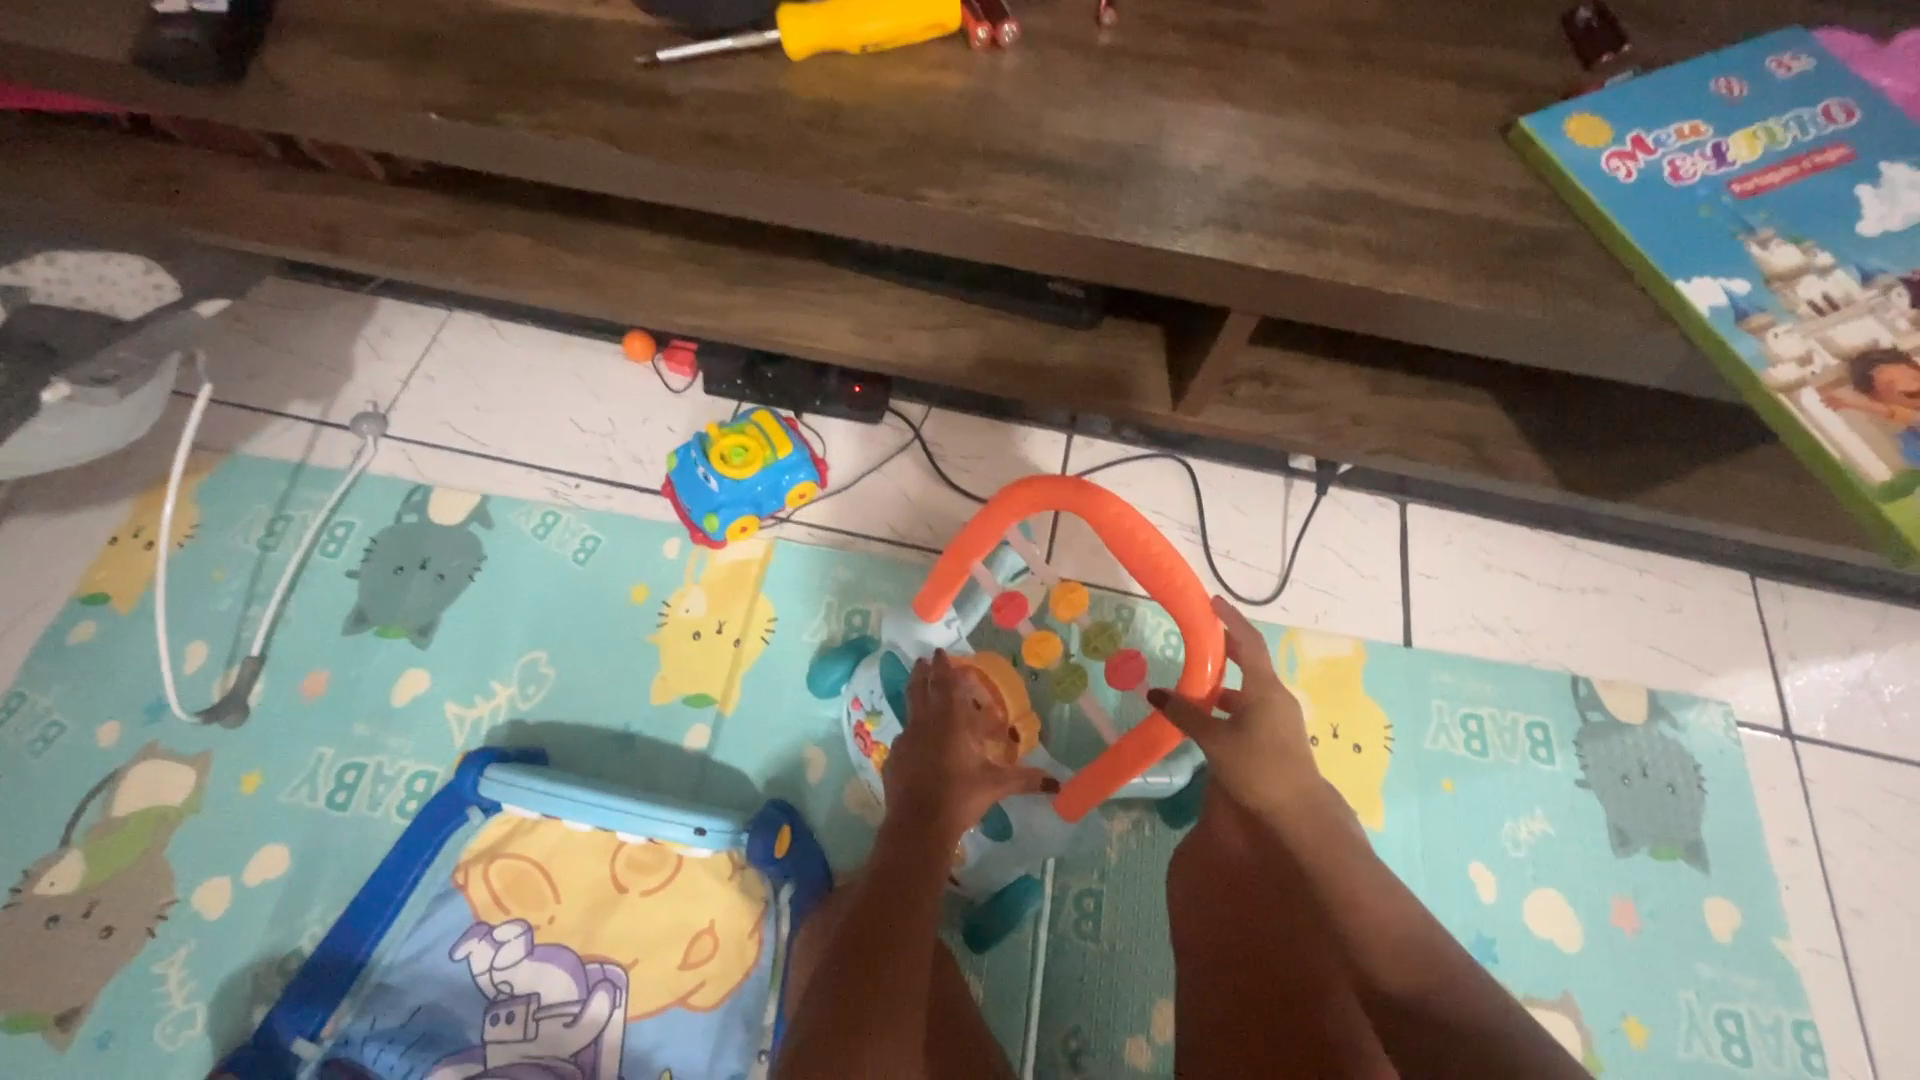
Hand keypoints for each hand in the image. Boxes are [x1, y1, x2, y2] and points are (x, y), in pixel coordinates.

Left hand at [884, 650, 1054, 840]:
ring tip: (918, 693)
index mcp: (950, 721)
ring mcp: (905, 741)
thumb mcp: (996, 786)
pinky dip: (912, 734)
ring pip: (909, 711)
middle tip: (922, 660)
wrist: (917, 826)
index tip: (940, 653)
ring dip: (915, 698)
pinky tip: (917, 744)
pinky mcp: (893, 759)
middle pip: (920, 689)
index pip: (945, 684)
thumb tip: (1057, 784)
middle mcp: (924, 724)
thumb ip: (1025, 779)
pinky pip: (905, 739)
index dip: (944, 667)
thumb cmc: (960, 797)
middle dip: (922, 672)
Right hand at [1148, 597, 1329, 819]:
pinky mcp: (1278, 735)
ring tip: (1197, 679)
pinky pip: (1251, 706)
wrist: (1298, 812)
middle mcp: (1276, 696)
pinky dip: (1230, 702)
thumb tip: (1155, 692)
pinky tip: (1211, 716)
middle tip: (1201, 636)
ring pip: (1249, 688)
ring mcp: (1280, 716)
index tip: (1212, 602)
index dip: (1230, 620)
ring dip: (1226, 680)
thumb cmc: (1258, 769)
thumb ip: (1185, 714)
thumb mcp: (1215, 740)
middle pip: (1251, 661)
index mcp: (1264, 688)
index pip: (1248, 642)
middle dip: (1227, 647)